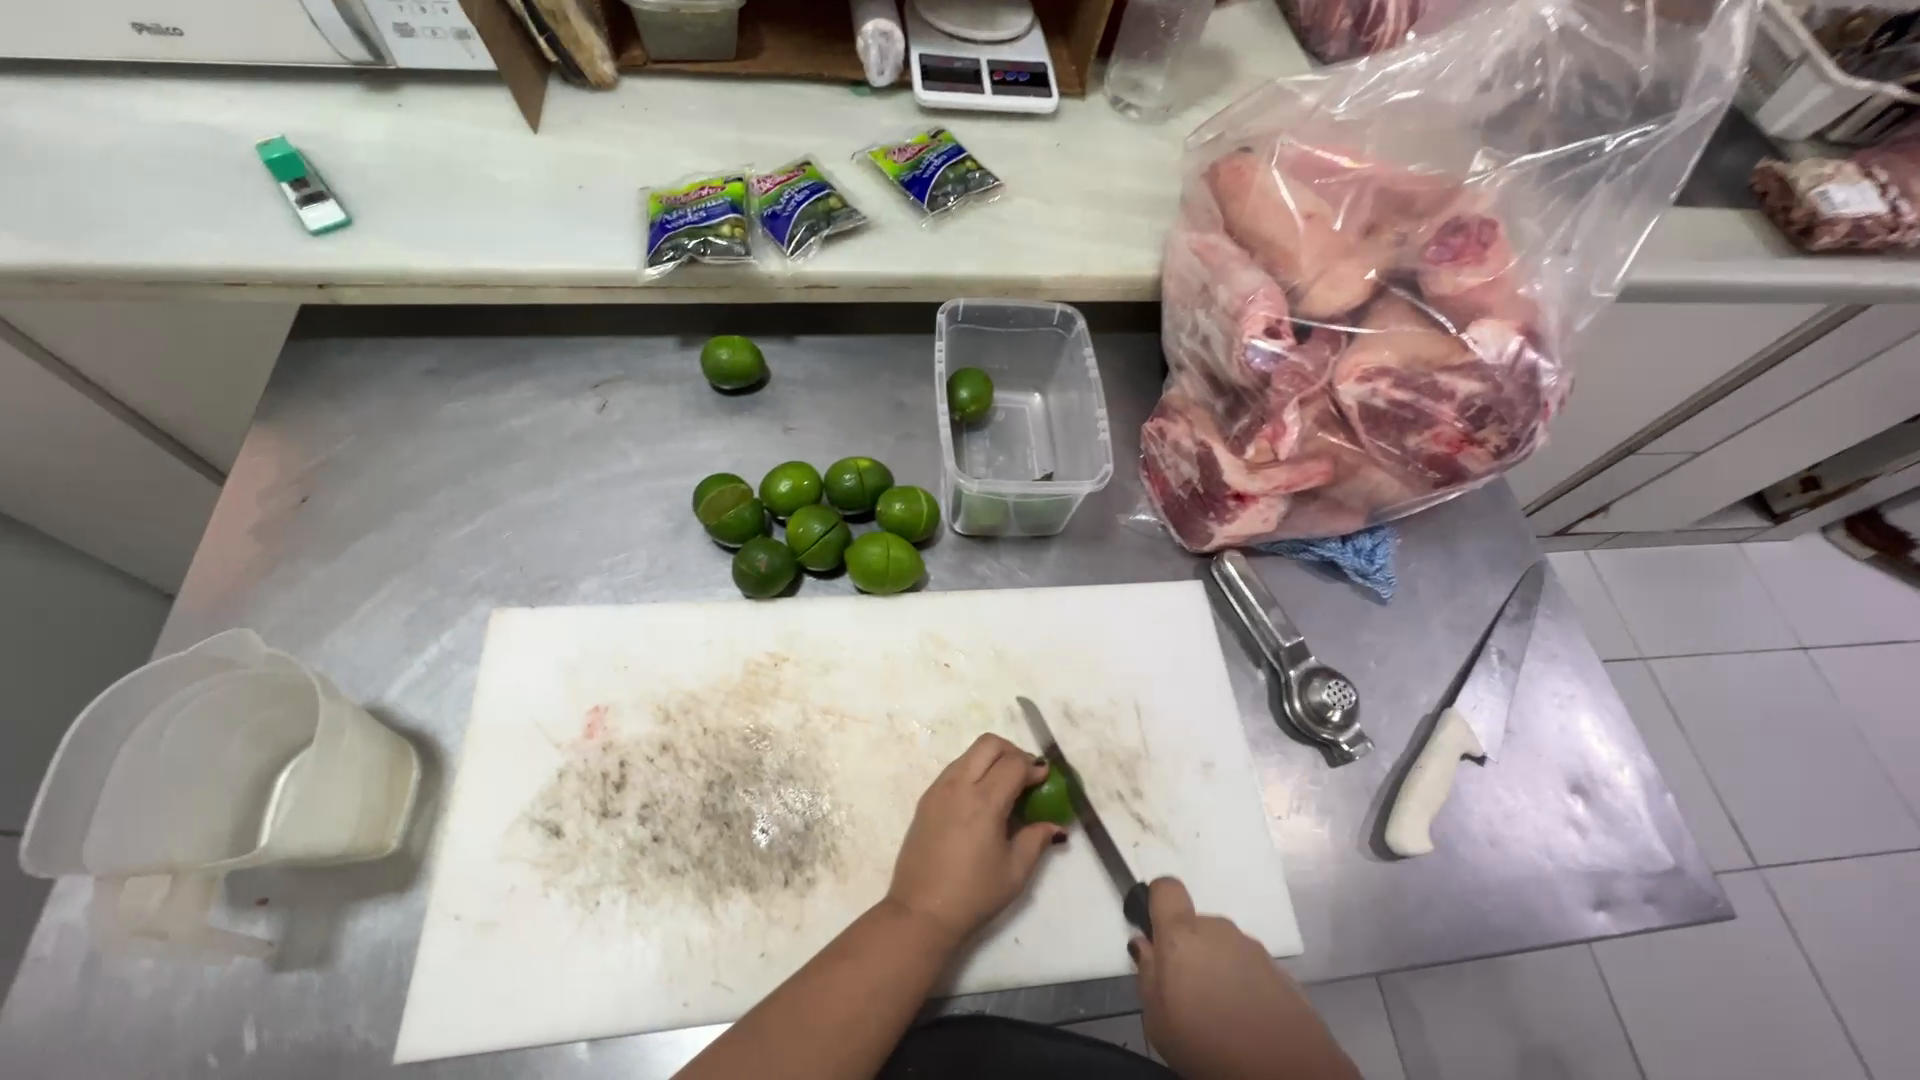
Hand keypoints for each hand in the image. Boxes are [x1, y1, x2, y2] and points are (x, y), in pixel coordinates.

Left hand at [885, 734, 1066, 945]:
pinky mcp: (925, 800)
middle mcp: (958, 786)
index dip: (1033, 767)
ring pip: (969, 754)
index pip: (1013, 763)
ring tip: (1005, 787)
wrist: (920, 912)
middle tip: (1026, 776)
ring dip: (991, 759)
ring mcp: (937, 790)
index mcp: (983, 802)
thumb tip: (1055, 825)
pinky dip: (973, 771)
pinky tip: (982, 799)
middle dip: (1013, 752)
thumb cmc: (973, 895)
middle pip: (989, 744)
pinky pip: (954, 770)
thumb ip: (1037, 840)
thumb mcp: (1015, 871)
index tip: (1045, 780)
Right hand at [1132, 878, 1359, 1079]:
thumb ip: (1147, 974)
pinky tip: (1244, 1022)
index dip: (1157, 903)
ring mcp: (1253, 949)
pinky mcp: (1279, 971)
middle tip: (1186, 994)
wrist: (1289, 1072)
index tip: (1155, 934)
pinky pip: (1247, 969)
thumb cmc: (1208, 1044)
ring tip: (1218, 1015)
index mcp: (1183, 934)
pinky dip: (1242, 986)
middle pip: (1195, 925)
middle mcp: (1219, 930)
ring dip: (1215, 969)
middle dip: (1187, 951)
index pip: (1166, 888)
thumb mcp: (1157, 1020)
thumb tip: (1146, 945)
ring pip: (1222, 948)